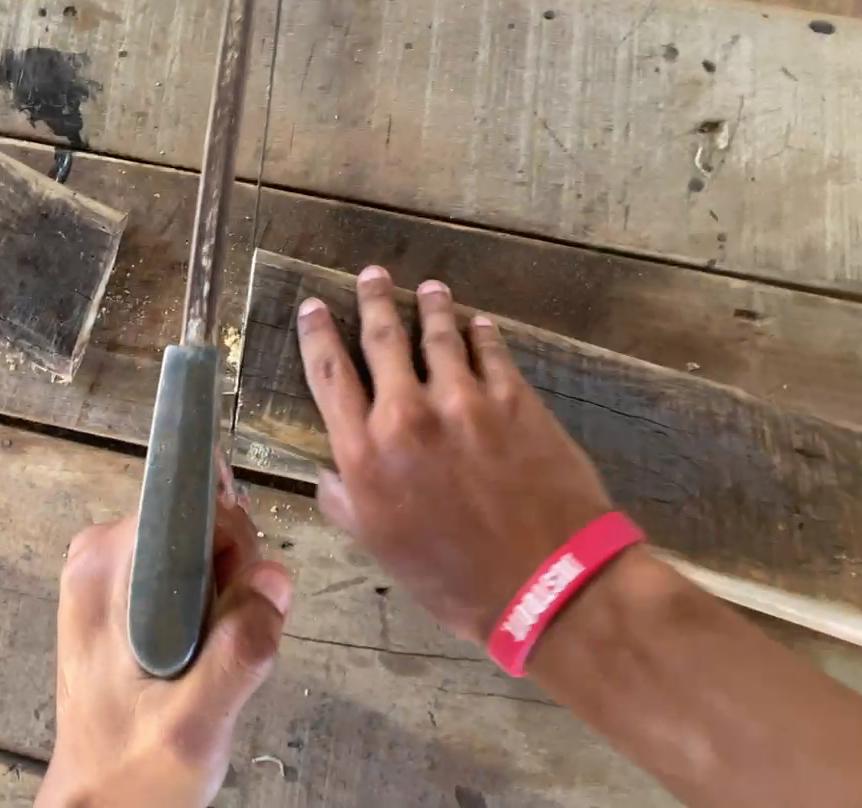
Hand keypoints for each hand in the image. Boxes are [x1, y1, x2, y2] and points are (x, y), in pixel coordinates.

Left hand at [38, 498, 292, 807]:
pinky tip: (199, 647)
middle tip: (222, 642)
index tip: (238, 600)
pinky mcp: (118, 588)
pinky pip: (183, 566)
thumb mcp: (195, 725)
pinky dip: (206, 599)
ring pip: (195, 544)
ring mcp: (106, 568)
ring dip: (221, 590)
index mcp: (104, 568)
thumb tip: (274, 576)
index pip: (189, 509)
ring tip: (208, 653)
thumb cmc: (135, 772)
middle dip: (229, 573)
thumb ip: (238, 652)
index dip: (230, 546)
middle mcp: (98, 553)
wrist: (99, 806)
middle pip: (195, 522)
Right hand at [295, 266, 614, 642]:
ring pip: (439, 336)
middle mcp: (406, 413)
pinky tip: (478, 322)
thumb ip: (344, 500)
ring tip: (428, 287)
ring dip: (431, 307)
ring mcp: (463, 400)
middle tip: (372, 274)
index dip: (318, 334)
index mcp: (365, 450)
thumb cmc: (452, 575)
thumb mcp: (380, 546)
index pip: (329, 373)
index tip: (313, 306)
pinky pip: (491, 352)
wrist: (548, 586)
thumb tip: (326, 471)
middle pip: (382, 339)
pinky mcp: (513, 400)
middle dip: (374, 300)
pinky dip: (481, 332)